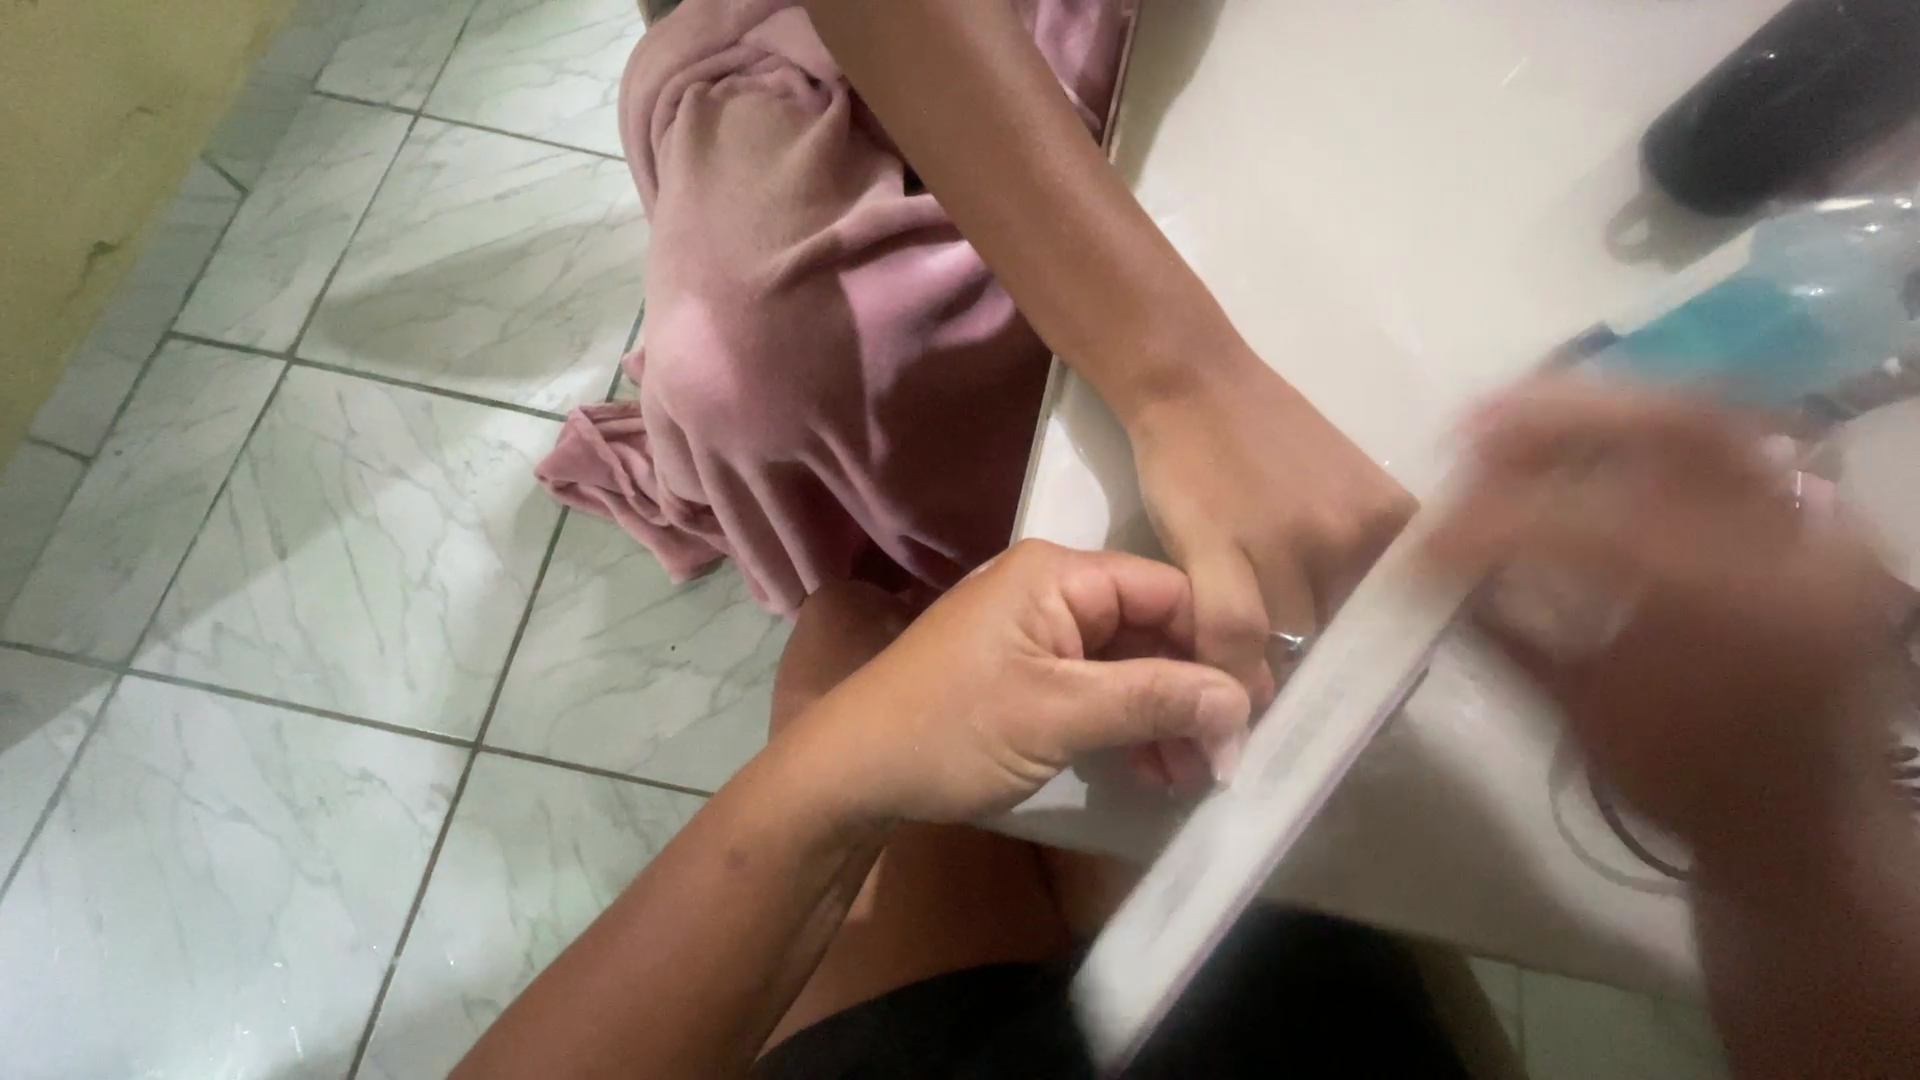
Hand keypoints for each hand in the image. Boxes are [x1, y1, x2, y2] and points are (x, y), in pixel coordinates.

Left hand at [778, 540, 1253, 825]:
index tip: (1257, 710)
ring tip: (1191, 775)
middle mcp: (1053, 589)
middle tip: (1227, 756)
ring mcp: (1039, 630)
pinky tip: (1151, 767)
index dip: (1219, 647)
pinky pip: (1098, 685)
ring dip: (1164, 714)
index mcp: (1058, 574)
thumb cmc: (951, 730)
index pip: (1168, 591)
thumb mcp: (1058, 714)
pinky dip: (1128, 722)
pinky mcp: (1030, 669)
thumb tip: (1240, 702)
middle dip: (1192, 691)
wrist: (855, 770)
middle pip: (1151, 628)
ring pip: (1128, 662)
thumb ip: (1153, 699)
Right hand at [1128, 353, 1413, 702]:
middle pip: (1344, 642)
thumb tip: (1342, 642)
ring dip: (1265, 683)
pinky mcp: (1221, 545)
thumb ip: (1355, 559)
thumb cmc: (1262, 431)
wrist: (1193, 380)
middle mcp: (1357, 534)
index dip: (1372, 676)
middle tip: (1287, 708)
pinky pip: (1234, 635)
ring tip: (1245, 705)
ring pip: (1290, 648)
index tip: (1346, 705)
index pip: (1404, 625)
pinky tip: (1217, 697)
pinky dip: (1227, 674)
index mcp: (1397, 522)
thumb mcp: (1342, 487)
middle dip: (1314, 682)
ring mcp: (1291, 539)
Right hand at [1427, 379, 1906, 859]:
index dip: (1504, 526)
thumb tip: (1422, 574)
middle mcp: (1799, 550)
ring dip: (1589, 413)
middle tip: (1468, 429)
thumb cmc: (1686, 779)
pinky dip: (1624, 433)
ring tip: (1500, 425)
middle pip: (1685, 431)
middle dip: (1561, 419)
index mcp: (1748, 618)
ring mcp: (1809, 526)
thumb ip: (1507, 635)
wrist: (1803, 813)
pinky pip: (1708, 446)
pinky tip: (1562, 445)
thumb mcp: (1585, 714)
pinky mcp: (1797, 519)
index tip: (1428, 543)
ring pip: (1701, 421)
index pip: (1612, 534)